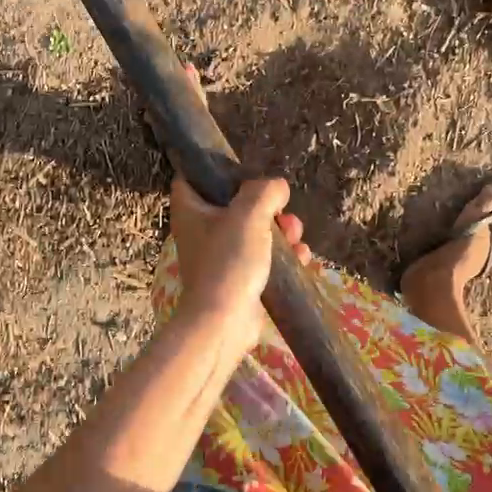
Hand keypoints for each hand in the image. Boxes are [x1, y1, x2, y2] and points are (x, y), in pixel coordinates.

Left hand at [169, 175, 299, 353]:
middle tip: (284, 213)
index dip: (216, 169)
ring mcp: (219, 256)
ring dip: (281, 230)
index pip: (193, 177)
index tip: (244, 170)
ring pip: (254, 230)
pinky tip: (300, 257)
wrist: (224, 323)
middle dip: (267, 206)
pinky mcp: (238, 278)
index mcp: (191, 209)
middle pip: (236, 203)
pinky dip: (282, 256)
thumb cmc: (229, 261)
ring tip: (296, 238)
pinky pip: (263, 257)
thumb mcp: (249, 214)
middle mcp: (200, 230)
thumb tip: (277, 187)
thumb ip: (265, 191)